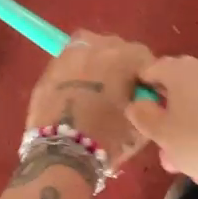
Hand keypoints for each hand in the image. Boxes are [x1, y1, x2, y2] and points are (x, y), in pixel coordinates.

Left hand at [25, 31, 152, 168]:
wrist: (63, 152)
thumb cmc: (109, 139)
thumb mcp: (141, 122)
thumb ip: (147, 102)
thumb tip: (143, 97)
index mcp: (125, 57)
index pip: (144, 58)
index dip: (145, 78)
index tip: (143, 94)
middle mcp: (98, 46)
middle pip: (116, 48)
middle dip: (120, 66)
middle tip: (118, 91)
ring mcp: (71, 53)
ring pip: (90, 49)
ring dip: (96, 63)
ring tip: (95, 88)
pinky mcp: (50, 66)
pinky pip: (69, 62)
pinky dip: (75, 72)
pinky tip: (75, 92)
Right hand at [126, 56, 197, 190]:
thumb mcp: (163, 134)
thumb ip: (144, 116)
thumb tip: (138, 103)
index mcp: (183, 69)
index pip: (151, 72)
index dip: (143, 95)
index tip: (143, 120)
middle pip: (180, 93)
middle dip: (171, 124)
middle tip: (169, 156)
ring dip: (194, 134)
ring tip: (194, 169)